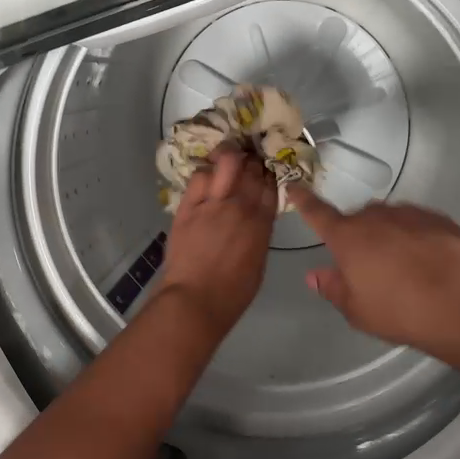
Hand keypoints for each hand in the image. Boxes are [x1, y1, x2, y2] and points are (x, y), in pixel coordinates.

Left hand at [157, 147, 277, 336]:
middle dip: (252, 163)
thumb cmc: (232, 292)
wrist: (195, 300)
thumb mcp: (258, 263)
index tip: (266, 171)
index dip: (269, 174)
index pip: (270, 186)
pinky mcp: (189, 206)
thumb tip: (256, 219)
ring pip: (227, 163)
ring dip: (230, 158)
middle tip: (248, 162)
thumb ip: (259, 234)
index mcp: (261, 224)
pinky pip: (199, 176)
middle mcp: (240, 206)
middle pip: (251, 170)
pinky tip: (207, 174)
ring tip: (228, 160)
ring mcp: (213, 203)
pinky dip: (206, 171)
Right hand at [286, 181, 459, 366]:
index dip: (303, 201)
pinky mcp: (437, 218)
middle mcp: (374, 216)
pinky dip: (416, 238)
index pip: (317, 213)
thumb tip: (314, 274)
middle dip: (359, 238)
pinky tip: (429, 264)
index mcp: (348, 237)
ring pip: (388, 221)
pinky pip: (416, 225)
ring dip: (389, 237)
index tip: (293, 186)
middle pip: (358, 221)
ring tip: (405, 271)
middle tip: (370, 270)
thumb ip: (333, 288)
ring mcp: (408, 213)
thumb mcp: (358, 311)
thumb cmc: (401, 310)